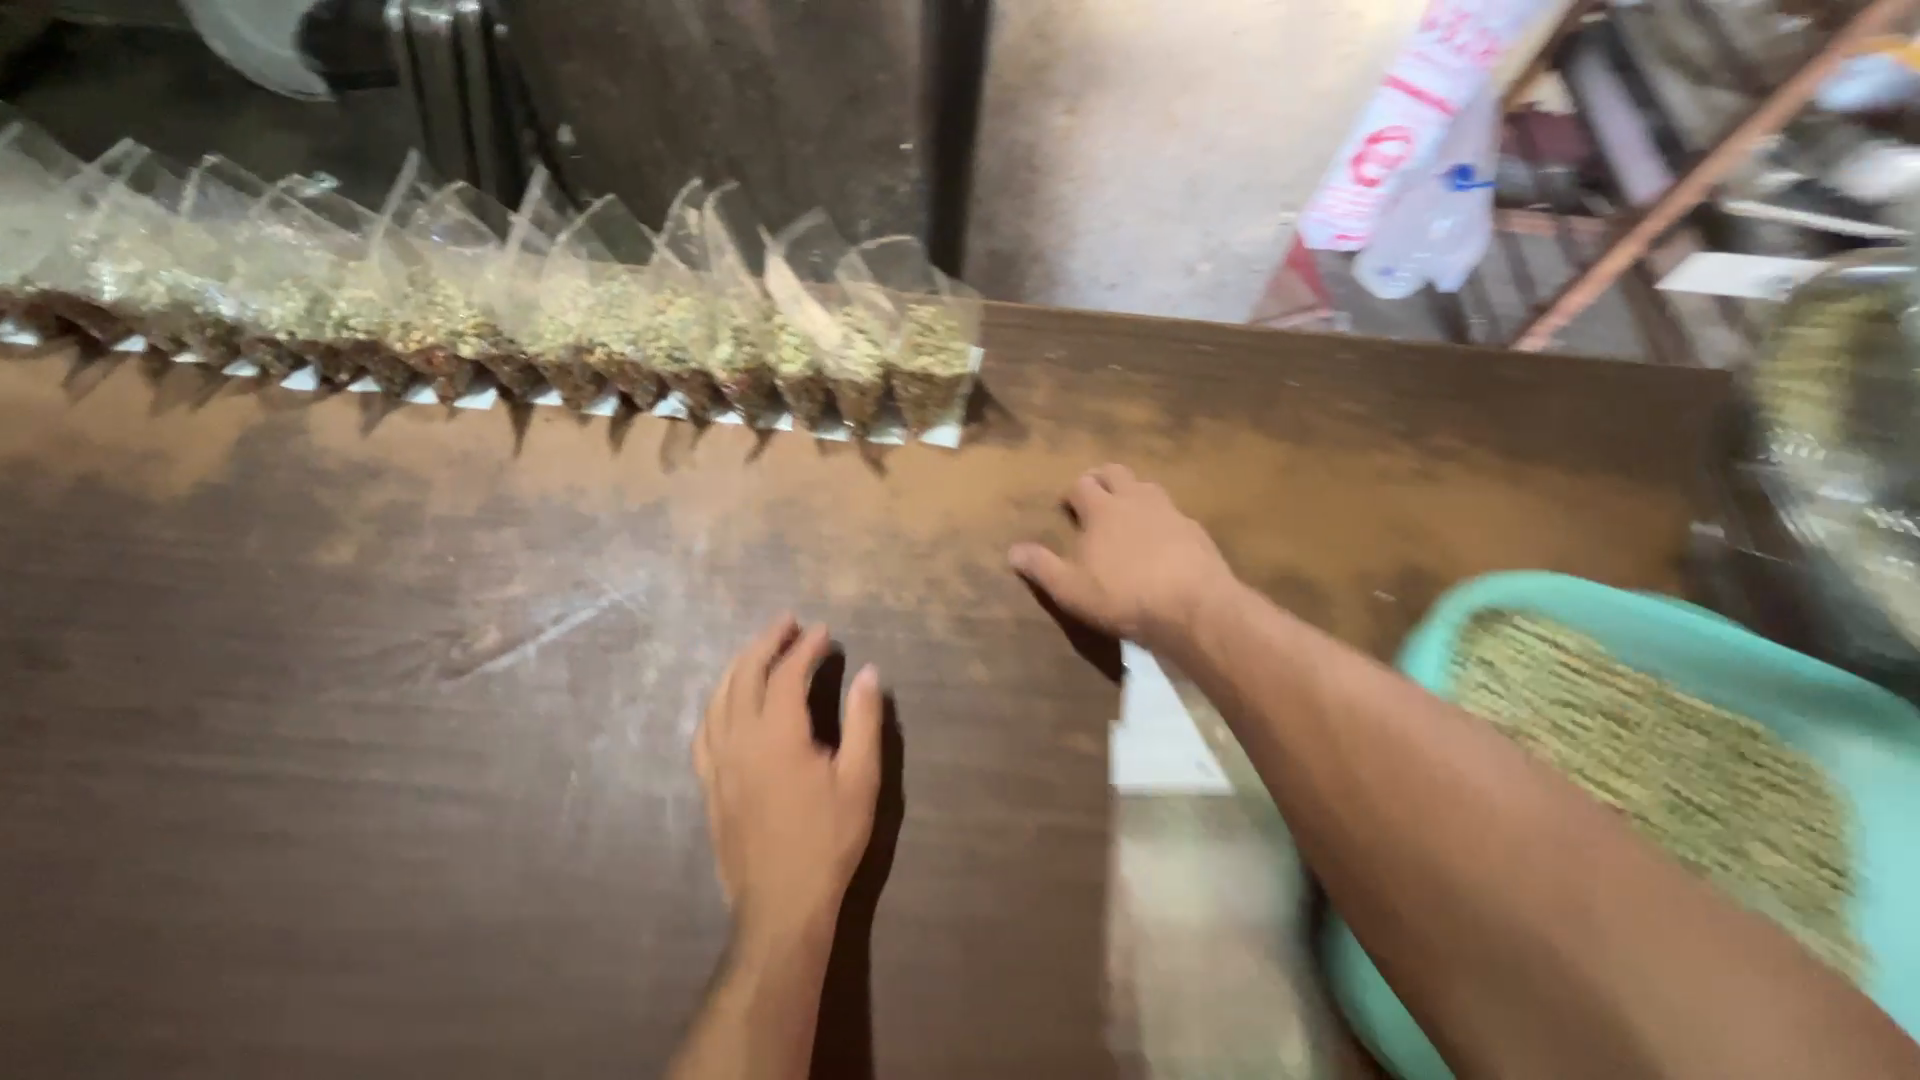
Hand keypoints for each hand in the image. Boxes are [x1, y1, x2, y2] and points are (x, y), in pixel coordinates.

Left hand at [694, 616, 882, 945]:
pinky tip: (725, 701)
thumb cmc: (828, 840)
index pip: (786, 675)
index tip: (824, 632)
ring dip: (738, 665)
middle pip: (744, 675)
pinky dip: (716, 702)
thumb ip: (863, 721)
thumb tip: (868, 673)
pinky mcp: (708, 783)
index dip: (806, 648)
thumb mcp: (860, 779)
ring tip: (759, 649)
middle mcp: (739, 739)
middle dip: (766, 642)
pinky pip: (704, 729)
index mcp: (778, 735)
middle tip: (788, 623)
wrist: (781, 902)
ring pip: (718, 697)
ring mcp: (717, 762)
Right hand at [1008, 464, 1233, 647]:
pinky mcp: (1196, 531)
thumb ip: (1042, 567)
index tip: (1067, 506)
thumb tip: (1012, 551)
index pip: (1081, 484)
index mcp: (1102, 509)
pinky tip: (1163, 540)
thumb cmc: (1123, 595)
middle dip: (1103, 478)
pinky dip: (1163, 520)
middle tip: (1095, 494)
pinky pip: (1174, 515)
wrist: (1193, 606)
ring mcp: (1170, 512)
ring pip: (1148, 487)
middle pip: (1117, 473)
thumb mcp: (1071, 589)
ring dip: (1134, 493)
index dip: (1072, 492)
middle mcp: (1135, 500)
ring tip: (1128, 513)